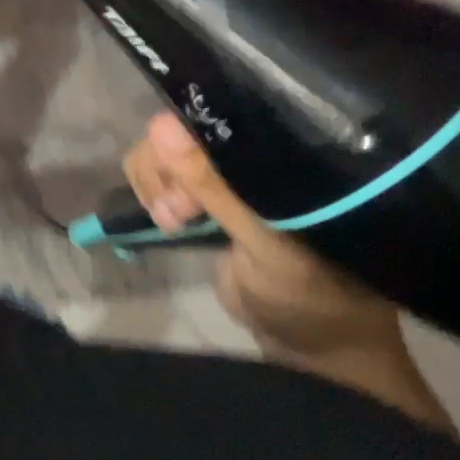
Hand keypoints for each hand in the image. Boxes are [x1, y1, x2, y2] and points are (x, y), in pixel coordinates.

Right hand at [124, 115, 404, 364]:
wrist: (307, 347)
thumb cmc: (307, 294)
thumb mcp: (263, 241)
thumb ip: (214, 186)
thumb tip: (161, 124)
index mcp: (281, 156)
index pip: (219, 113)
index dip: (186, 135)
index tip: (184, 183)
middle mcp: (250, 156)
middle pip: (178, 129)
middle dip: (166, 170)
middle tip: (180, 214)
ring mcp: (223, 177)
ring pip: (159, 152)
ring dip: (155, 186)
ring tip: (172, 223)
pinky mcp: (201, 198)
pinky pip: (157, 175)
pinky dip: (152, 194)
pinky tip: (166, 222)